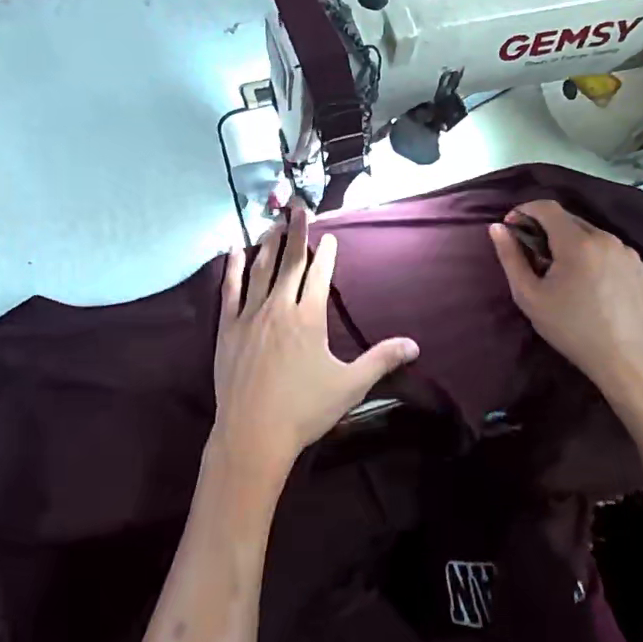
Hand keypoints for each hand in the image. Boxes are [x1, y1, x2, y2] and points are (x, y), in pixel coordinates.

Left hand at [212, 204, 419, 475]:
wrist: (252, 434)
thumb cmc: (304, 410)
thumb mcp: (350, 385)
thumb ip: (381, 360)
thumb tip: (415, 345)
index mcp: (309, 317)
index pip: (319, 275)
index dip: (326, 253)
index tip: (329, 236)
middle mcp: (279, 308)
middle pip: (289, 262)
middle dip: (295, 233)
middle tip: (296, 208)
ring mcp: (250, 316)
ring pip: (260, 270)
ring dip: (268, 244)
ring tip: (273, 224)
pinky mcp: (228, 328)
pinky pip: (230, 290)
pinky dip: (233, 268)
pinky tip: (234, 251)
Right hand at [488, 200, 642, 395]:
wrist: (624, 361)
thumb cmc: (570, 329)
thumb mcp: (529, 296)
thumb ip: (510, 257)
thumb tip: (497, 228)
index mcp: (578, 242)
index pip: (547, 207)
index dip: (525, 210)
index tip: (513, 227)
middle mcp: (607, 239)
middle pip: (570, 220)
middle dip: (548, 230)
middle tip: (537, 258)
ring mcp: (630, 253)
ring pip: (593, 236)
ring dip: (575, 245)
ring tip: (568, 275)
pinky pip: (614, 253)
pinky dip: (598, 259)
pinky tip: (595, 286)